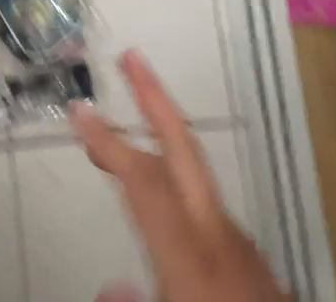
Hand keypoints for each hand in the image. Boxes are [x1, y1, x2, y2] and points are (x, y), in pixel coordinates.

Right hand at [70, 50, 289, 301]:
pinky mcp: (257, 266)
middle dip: (156, 98)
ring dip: (165, 137)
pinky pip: (208, 208)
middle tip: (131, 56)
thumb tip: (111, 287)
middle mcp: (222, 240)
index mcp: (193, 257)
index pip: (144, 181)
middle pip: (185, 152)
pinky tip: (164, 196)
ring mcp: (244, 250)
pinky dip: (179, 181)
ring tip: (130, 123)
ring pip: (199, 177)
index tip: (79, 108)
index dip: (110, 141)